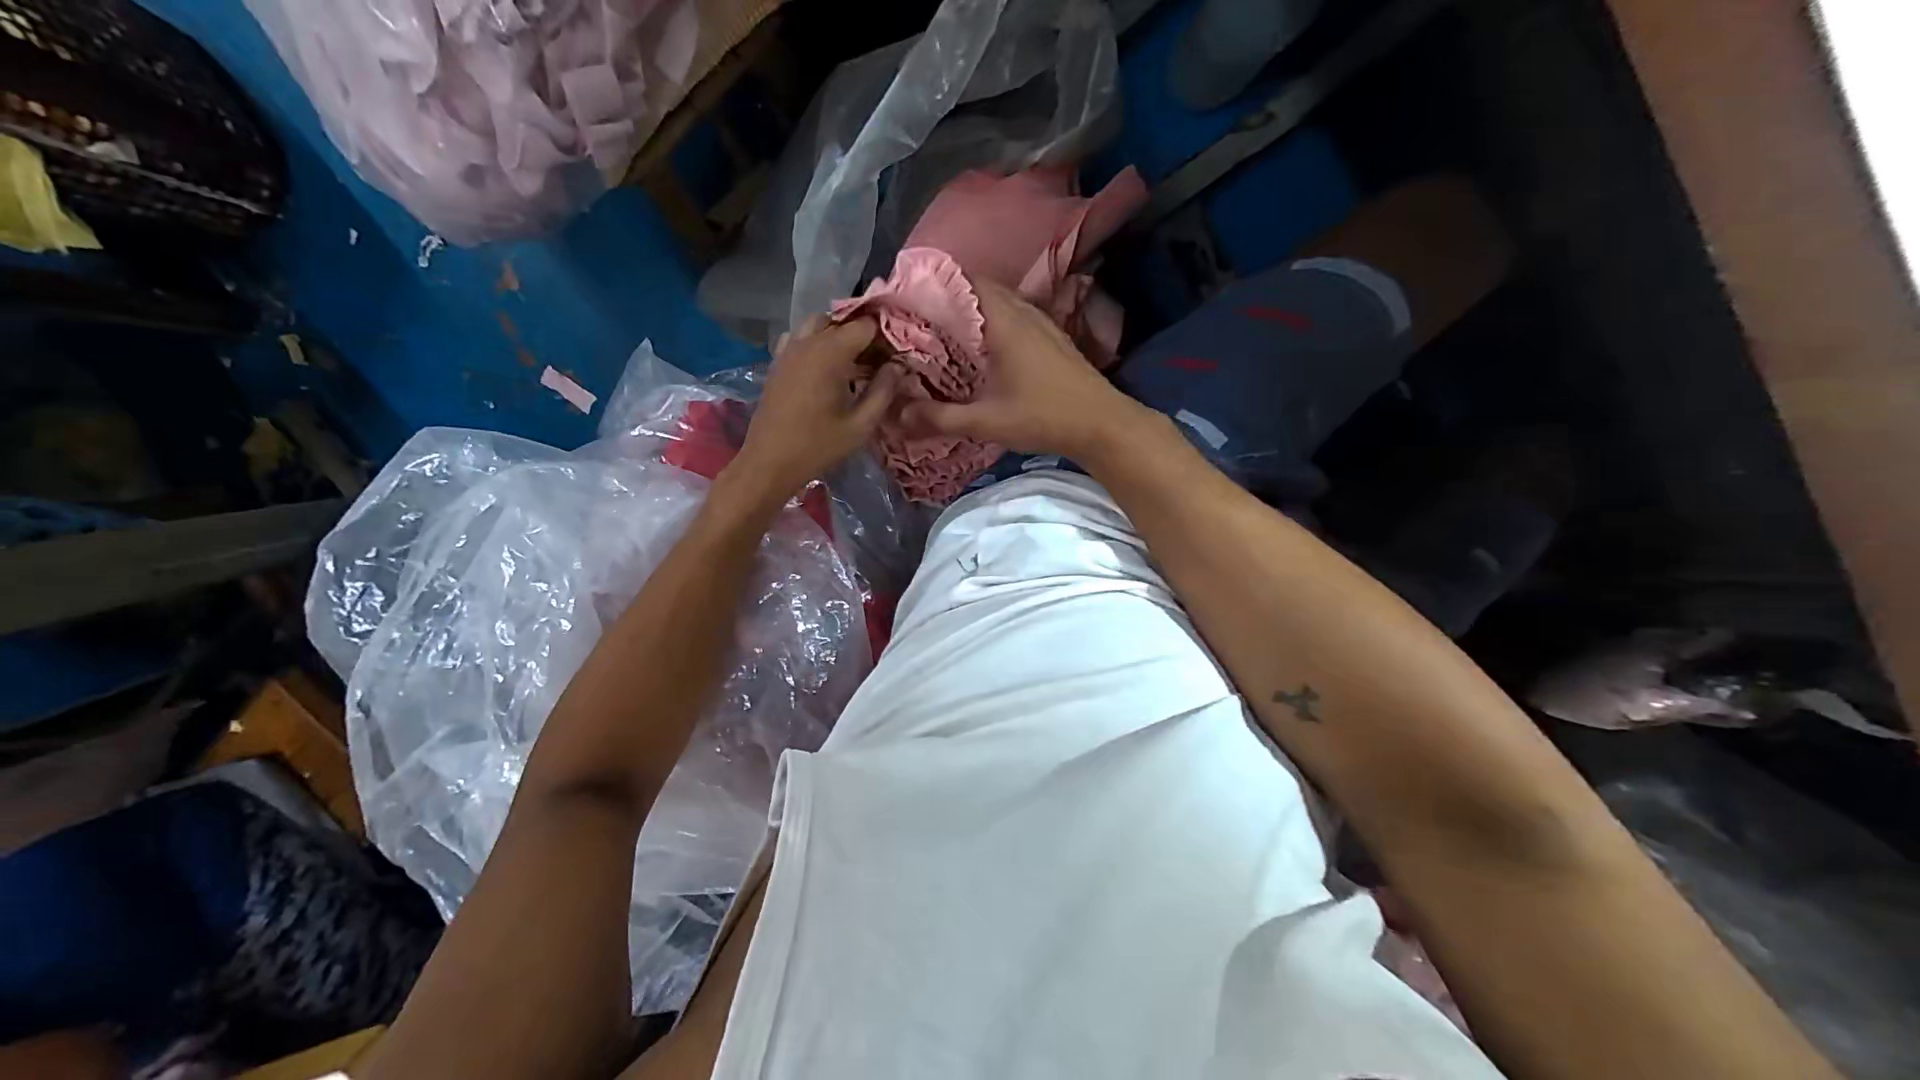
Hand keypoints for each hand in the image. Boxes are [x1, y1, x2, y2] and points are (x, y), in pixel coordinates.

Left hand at [727, 316, 901, 501]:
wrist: (769, 462)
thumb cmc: (818, 446)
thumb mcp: (861, 425)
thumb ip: (883, 391)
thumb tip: (898, 367)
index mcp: (830, 353)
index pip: (866, 326)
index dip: (884, 339)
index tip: (894, 360)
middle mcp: (808, 342)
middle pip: (842, 321)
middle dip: (863, 336)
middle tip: (877, 363)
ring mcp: (788, 349)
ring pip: (819, 324)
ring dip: (838, 336)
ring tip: (851, 363)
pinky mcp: (777, 361)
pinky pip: (799, 338)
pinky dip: (814, 343)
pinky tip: (823, 367)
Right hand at [901, 279, 1148, 459]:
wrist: (1102, 423)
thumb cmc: (1042, 417)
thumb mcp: (985, 422)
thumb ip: (939, 417)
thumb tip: (897, 416)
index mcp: (1003, 319)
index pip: (961, 279)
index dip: (931, 284)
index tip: (906, 300)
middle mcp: (1022, 309)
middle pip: (977, 287)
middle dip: (946, 299)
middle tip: (918, 319)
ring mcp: (1040, 320)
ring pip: (997, 300)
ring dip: (970, 310)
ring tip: (942, 332)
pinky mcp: (1051, 335)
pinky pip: (1012, 314)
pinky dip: (990, 322)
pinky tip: (980, 349)